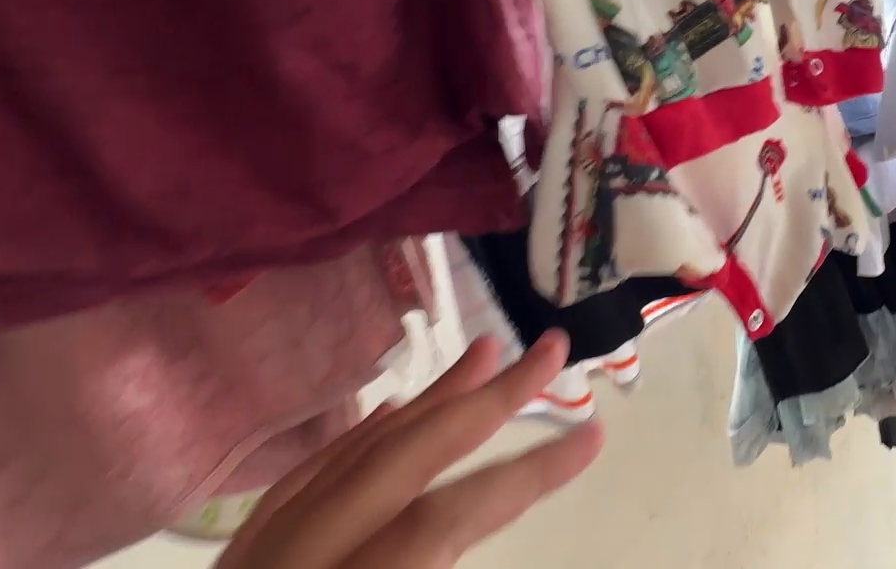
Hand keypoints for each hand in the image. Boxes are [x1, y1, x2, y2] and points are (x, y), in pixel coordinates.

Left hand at [214, 332, 602, 568]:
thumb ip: (426, 565)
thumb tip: (468, 533)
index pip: (441, 528)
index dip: (525, 479)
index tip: (593, 437)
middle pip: (396, 463)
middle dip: (483, 401)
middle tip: (549, 348)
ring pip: (349, 458)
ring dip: (425, 403)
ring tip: (484, 354)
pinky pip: (303, 484)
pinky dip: (358, 441)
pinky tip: (391, 414)